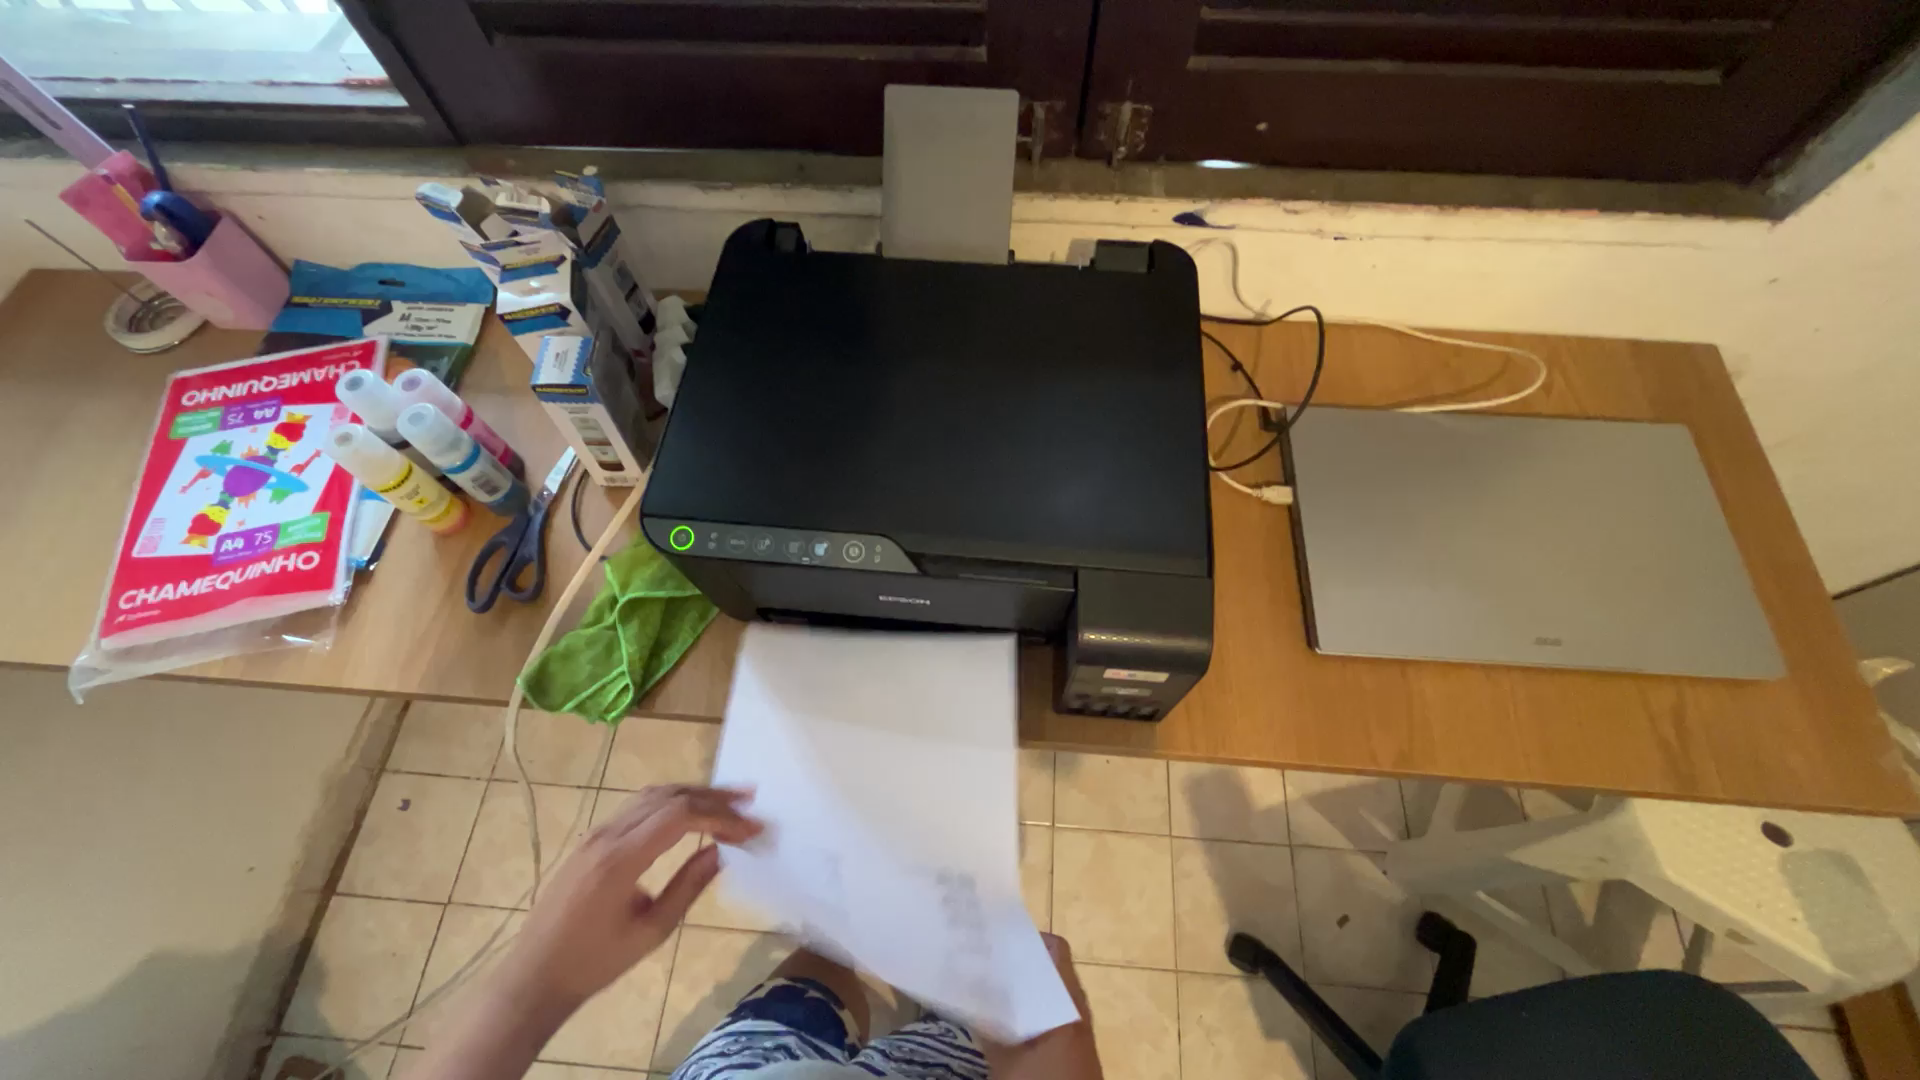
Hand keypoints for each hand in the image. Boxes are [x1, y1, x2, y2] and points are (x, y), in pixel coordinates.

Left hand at [497, 785, 763, 1010]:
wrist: (535, 976)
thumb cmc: (595, 962)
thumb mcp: (652, 931)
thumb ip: (689, 886)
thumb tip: (720, 851)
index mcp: (620, 859)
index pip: (681, 816)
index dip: (721, 815)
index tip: (751, 828)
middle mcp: (608, 835)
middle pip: (669, 796)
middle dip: (713, 796)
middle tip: (749, 801)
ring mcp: (597, 833)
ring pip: (653, 795)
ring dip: (693, 793)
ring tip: (728, 801)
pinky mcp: (593, 839)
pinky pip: (638, 806)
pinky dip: (671, 802)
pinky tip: (691, 812)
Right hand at [984, 933, 1102, 1079]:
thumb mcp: (1007, 1059)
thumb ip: (989, 1024)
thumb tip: (967, 992)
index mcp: (1067, 998)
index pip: (1053, 948)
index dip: (1025, 938)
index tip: (993, 938)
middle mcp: (1075, 1006)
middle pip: (1046, 970)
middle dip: (1015, 964)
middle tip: (979, 960)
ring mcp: (1075, 1029)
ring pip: (1044, 994)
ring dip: (1018, 990)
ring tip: (983, 987)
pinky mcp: (1070, 1050)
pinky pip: (1046, 1018)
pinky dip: (1025, 1014)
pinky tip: (998, 1023)